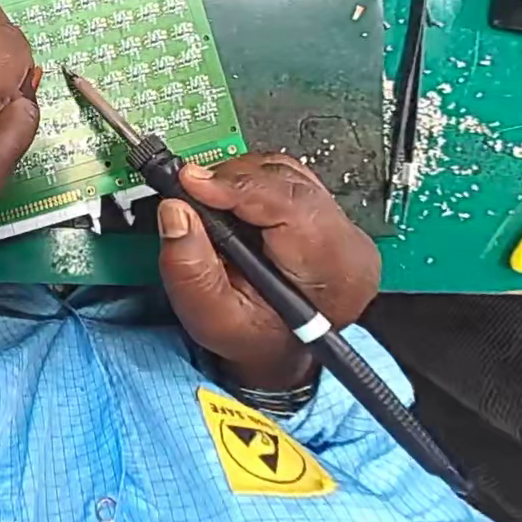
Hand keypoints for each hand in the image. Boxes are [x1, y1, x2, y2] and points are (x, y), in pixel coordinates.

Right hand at [157, 153, 380, 390]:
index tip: (190, 182)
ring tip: (205, 204)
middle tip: (186, 193)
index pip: (289, 204)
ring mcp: (338, 223)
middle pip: (285, 181)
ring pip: (281, 173)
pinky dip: (245, 183)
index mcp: (333, 269)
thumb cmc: (251, 338)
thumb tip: (176, 212)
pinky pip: (281, 178)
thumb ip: (190, 269)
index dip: (236, 187)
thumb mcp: (211, 317)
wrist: (272, 349)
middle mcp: (346, 240)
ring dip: (235, 181)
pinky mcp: (321, 212)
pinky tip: (225, 205)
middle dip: (228, 182)